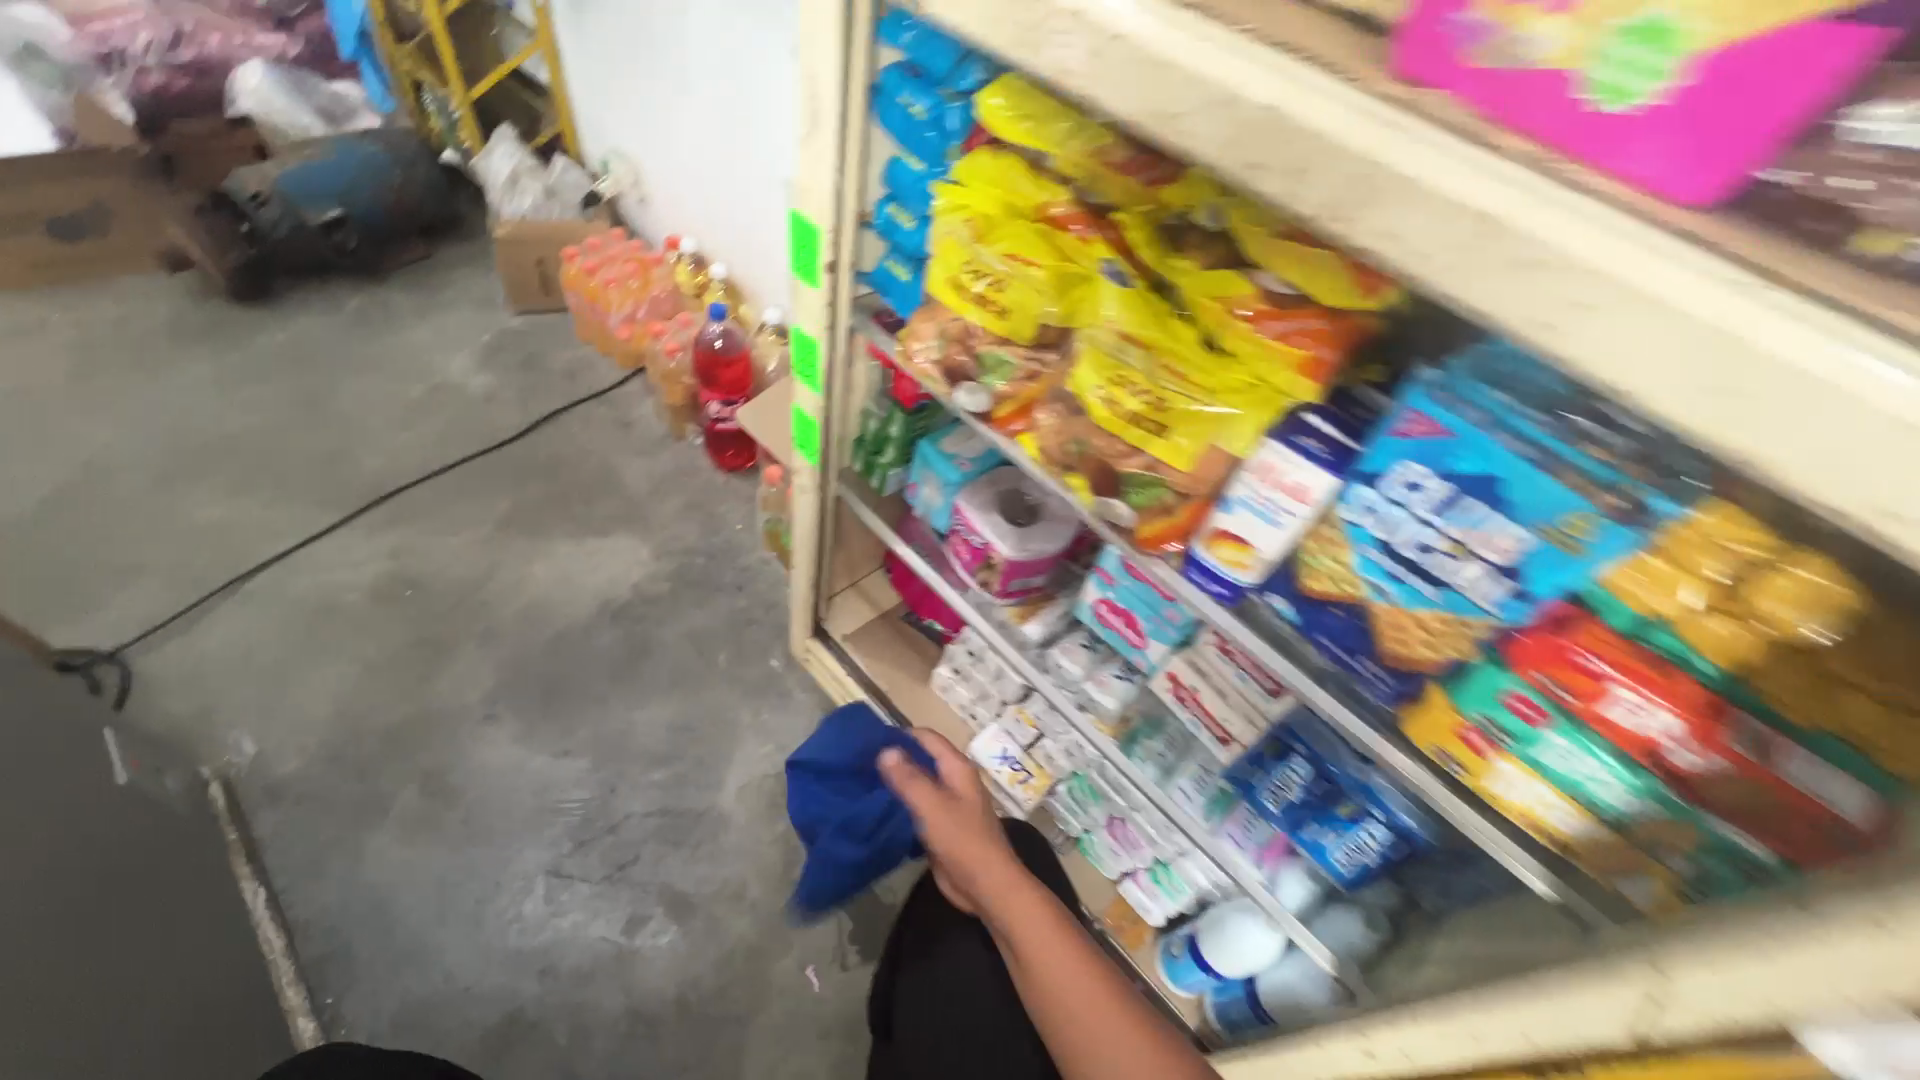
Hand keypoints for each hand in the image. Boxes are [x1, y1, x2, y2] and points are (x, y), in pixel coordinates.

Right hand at [877, 730, 1026, 915]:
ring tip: (860, 781)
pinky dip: (898, 804)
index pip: (927, 738)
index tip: (869, 738)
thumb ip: (909, 778)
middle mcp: (952, 781)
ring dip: (894, 783)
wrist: (985, 885)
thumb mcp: (933, 806)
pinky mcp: (939, 826)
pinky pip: (915, 808)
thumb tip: (885, 750)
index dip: (901, 735)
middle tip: (858, 761)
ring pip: (917, 785)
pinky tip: (875, 808)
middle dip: (894, 759)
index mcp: (957, 768)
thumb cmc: (963, 840)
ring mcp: (946, 804)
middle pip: (921, 760)